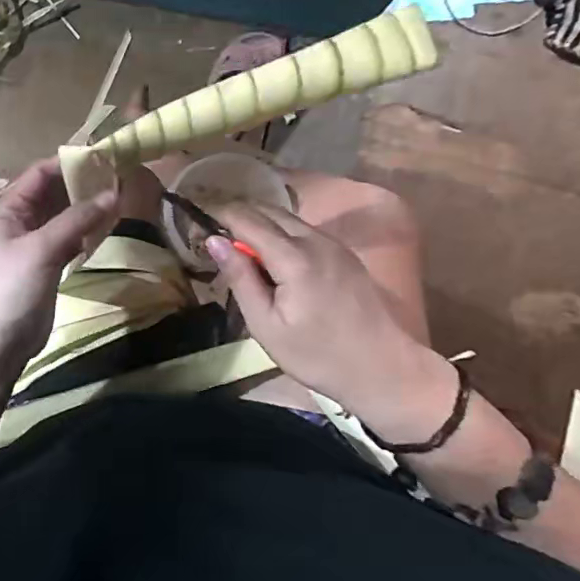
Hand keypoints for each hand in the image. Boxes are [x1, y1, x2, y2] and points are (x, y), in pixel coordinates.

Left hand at [0, 159, 118, 363]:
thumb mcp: (42, 249)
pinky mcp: (47, 267)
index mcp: (9, 211)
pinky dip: (86, 233)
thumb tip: (114, 193)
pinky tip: (107, 229)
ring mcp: (35, 246)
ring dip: (87, 209)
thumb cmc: (11, 290)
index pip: (39, 175)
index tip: (104, 157)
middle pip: (53, 194)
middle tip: (120, 178)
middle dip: (83, 185)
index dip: (68, 163)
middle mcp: (21, 223)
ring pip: (64, 218)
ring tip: (120, 199)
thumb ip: (76, 220)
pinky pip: (69, 240)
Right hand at [208, 204, 452, 435]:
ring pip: (288, 218)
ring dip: (259, 220)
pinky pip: (304, 230)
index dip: (220, 213)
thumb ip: (240, 278)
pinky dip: (279, 231)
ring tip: (233, 238)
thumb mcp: (265, 324)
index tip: (196, 214)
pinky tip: (267, 252)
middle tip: (210, 225)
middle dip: (238, 212)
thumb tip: (215, 241)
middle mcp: (316, 241)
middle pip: (269, 211)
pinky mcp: (344, 254)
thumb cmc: (315, 355)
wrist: (383, 369)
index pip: (248, 220)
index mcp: (294, 259)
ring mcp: (334, 246)